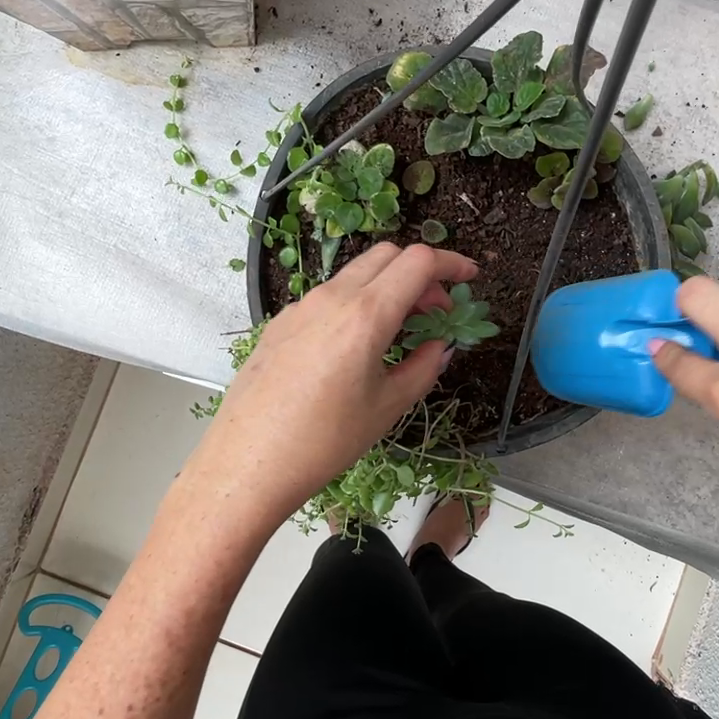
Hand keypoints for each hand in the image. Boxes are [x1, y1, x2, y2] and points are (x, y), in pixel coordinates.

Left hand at [179, 243, 478, 527]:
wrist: (248, 463)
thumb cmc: (324, 442)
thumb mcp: (387, 408)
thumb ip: (423, 368)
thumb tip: (440, 347)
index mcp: (365, 315)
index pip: (418, 261)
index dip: (451, 263)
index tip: (470, 277)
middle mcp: (331, 298)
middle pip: (386, 255)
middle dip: (419, 273)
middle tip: (435, 312)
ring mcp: (300, 307)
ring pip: (354, 275)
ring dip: (385, 287)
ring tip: (398, 331)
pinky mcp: (280, 323)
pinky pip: (327, 297)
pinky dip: (355, 304)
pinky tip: (355, 348)